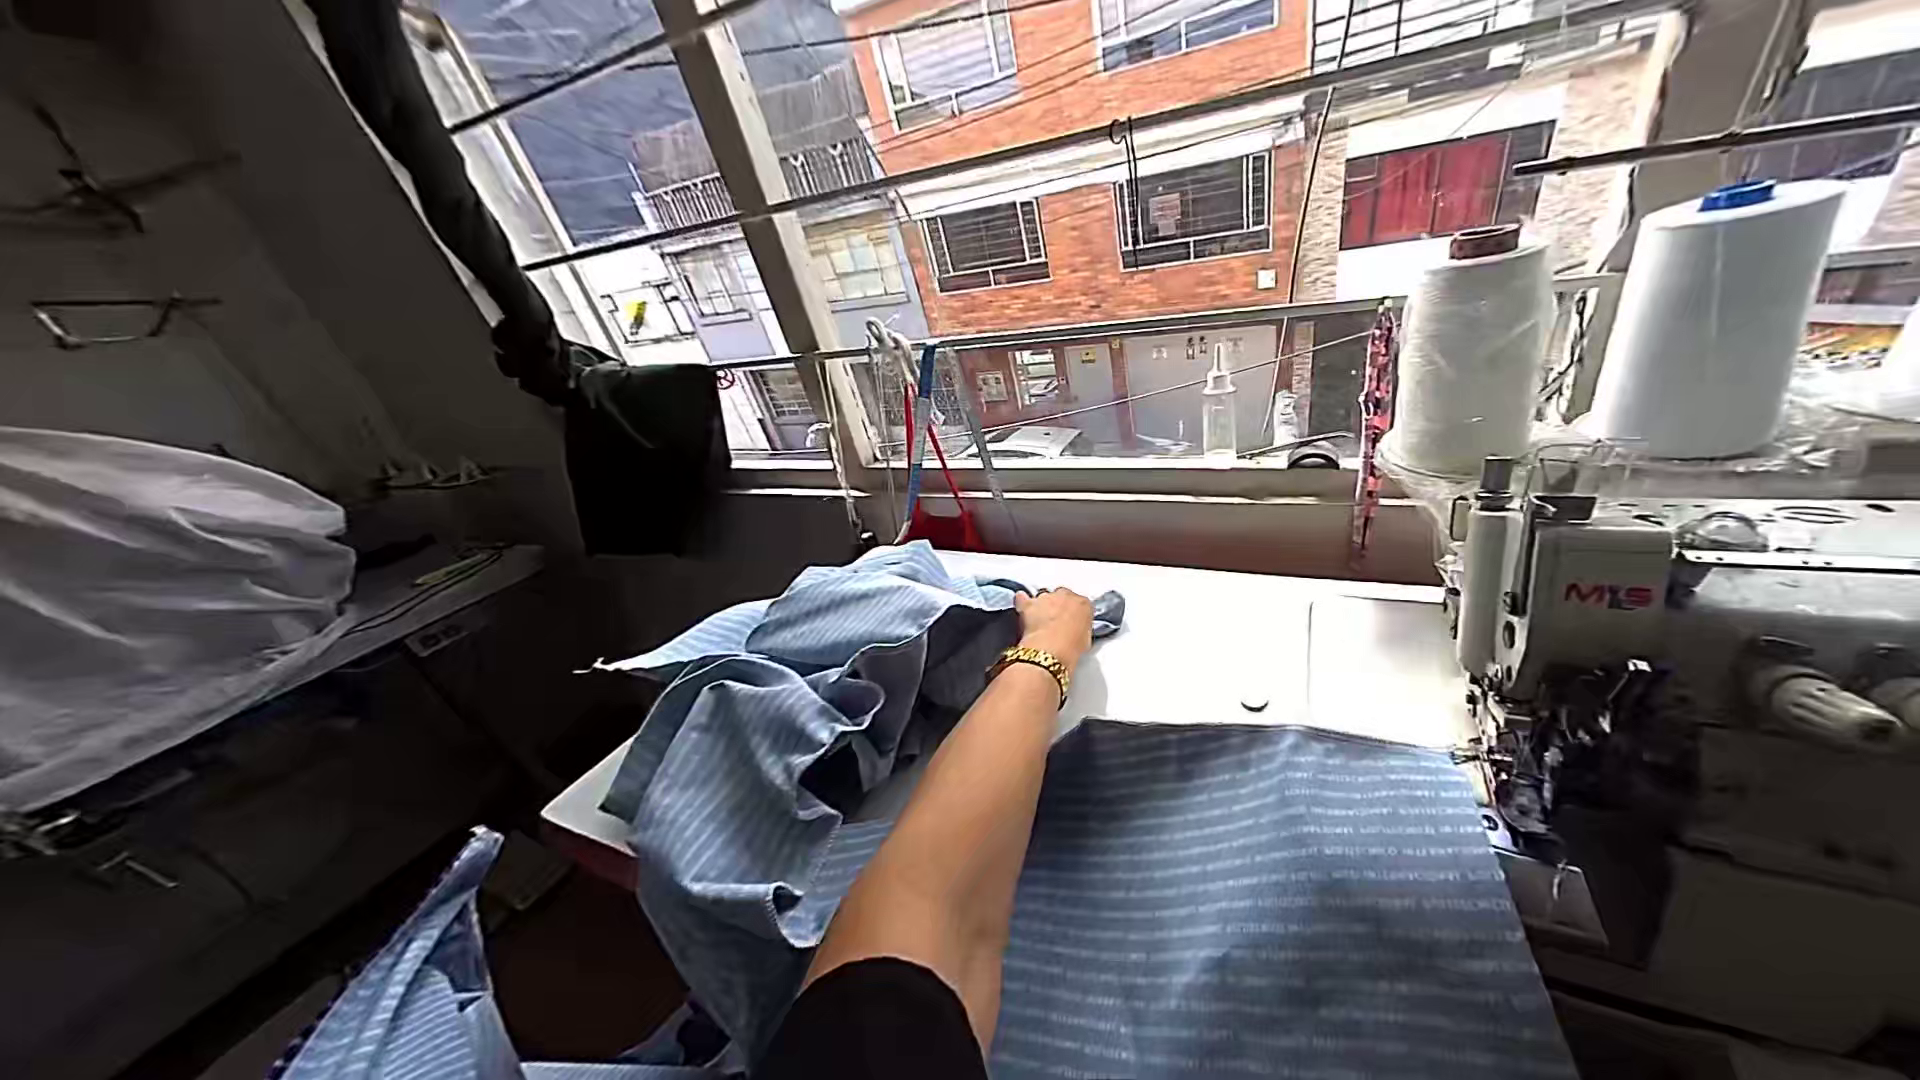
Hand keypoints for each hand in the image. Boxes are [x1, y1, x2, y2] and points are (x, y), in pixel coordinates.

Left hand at [1013, 587, 1093, 669]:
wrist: (1050, 651)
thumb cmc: (1069, 648)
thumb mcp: (1085, 640)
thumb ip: (1080, 628)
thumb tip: (1075, 632)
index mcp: (1083, 604)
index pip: (1079, 602)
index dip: (1073, 613)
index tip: (1070, 621)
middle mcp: (1065, 595)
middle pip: (1061, 595)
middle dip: (1058, 606)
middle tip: (1055, 623)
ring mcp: (1045, 597)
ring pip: (1042, 596)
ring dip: (1041, 606)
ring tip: (1038, 622)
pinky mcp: (1029, 603)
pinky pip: (1022, 597)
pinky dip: (1022, 602)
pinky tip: (1022, 610)